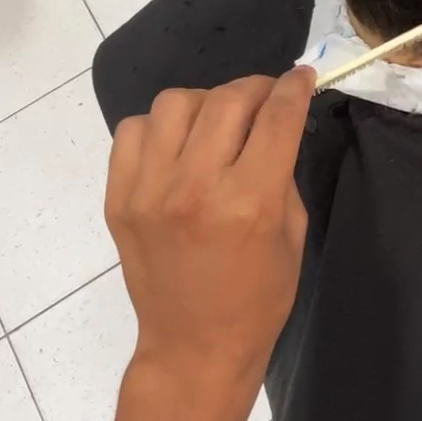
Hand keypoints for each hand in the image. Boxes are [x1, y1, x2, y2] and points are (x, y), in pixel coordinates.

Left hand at [104, 68, 314, 391]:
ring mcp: (148, 191)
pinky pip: (133, 131)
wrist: (194, 345)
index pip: (276, 118)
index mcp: (249, 201)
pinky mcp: (118, 198)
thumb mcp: (293, 232)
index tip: (303, 76)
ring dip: (207, 102)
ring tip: (220, 121)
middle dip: (257, 88)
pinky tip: (180, 145)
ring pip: (175, 104)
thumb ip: (283, 172)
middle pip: (227, 100)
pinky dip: (161, 126)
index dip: (295, 88)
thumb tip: (278, 124)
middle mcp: (195, 187)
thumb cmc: (261, 296)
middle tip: (267, 98)